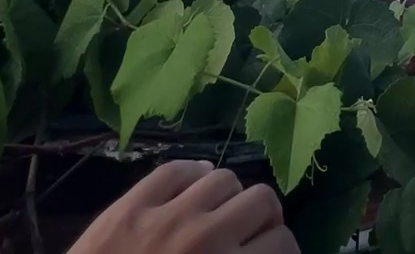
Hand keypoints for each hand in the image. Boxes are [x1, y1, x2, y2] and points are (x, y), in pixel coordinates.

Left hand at [67, 160, 299, 253]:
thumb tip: (266, 253)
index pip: (282, 243)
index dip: (284, 250)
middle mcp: (206, 240)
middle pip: (262, 200)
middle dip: (263, 219)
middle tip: (250, 236)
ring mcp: (166, 218)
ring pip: (224, 178)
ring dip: (227, 197)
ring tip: (217, 212)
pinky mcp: (130, 207)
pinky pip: (177, 169)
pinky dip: (191, 175)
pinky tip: (192, 188)